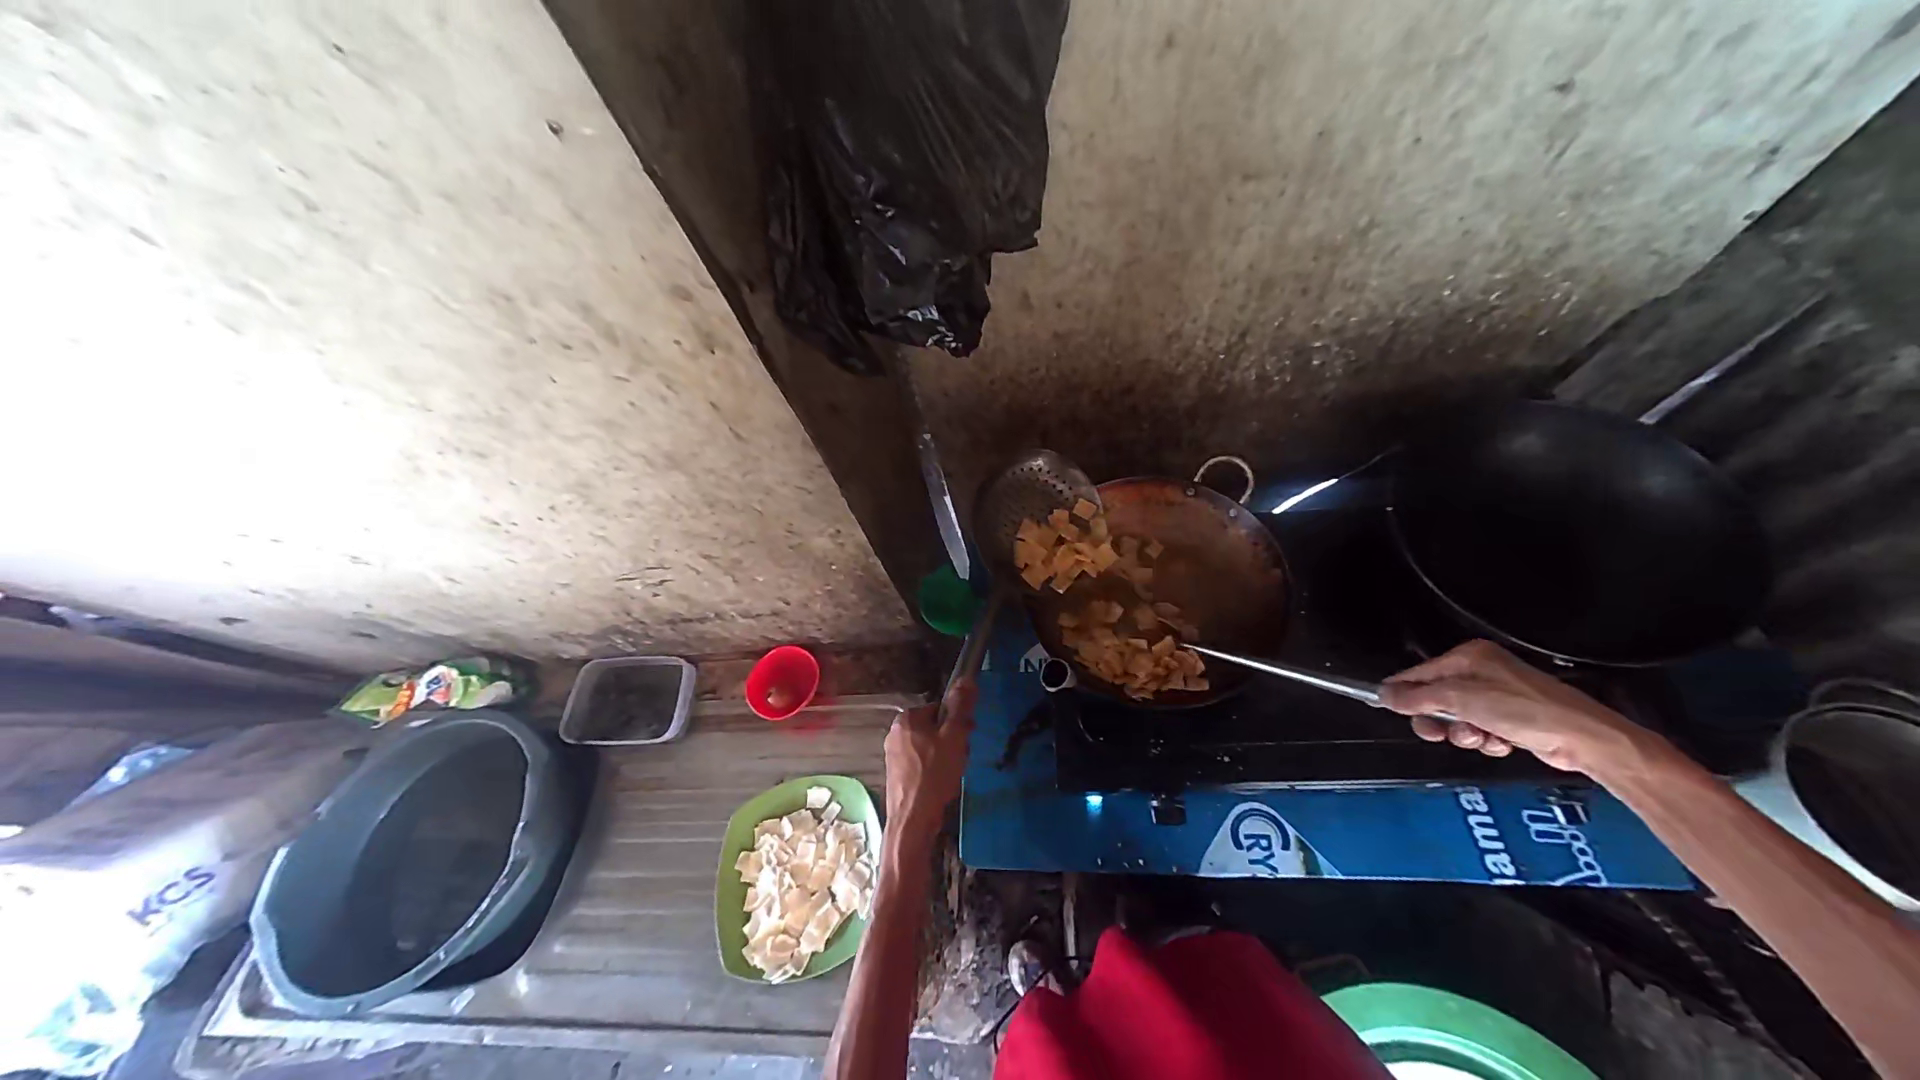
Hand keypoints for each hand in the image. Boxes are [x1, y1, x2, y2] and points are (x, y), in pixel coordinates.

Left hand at [883, 677, 976, 845]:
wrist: (913, 819)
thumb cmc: (934, 773)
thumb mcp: (953, 736)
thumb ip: (961, 708)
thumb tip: (967, 679)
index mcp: (906, 718)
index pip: (939, 709)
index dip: (957, 722)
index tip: (966, 737)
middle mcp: (895, 733)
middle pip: (935, 728)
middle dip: (951, 741)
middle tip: (960, 758)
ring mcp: (893, 755)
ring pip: (930, 748)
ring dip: (945, 757)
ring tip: (952, 774)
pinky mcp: (896, 775)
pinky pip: (922, 764)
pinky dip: (934, 771)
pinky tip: (941, 785)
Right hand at [1380, 640, 1656, 775]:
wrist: (1585, 740)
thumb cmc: (1525, 712)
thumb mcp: (1461, 700)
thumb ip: (1417, 697)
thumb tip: (1384, 694)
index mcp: (1468, 656)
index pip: (1418, 673)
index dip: (1403, 693)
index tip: (1390, 709)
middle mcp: (1482, 670)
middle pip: (1435, 697)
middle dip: (1437, 719)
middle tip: (1439, 733)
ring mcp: (1498, 694)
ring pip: (1457, 717)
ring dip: (1463, 732)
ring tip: (1480, 737)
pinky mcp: (1512, 717)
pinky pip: (1480, 728)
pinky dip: (1485, 739)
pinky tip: (1499, 742)